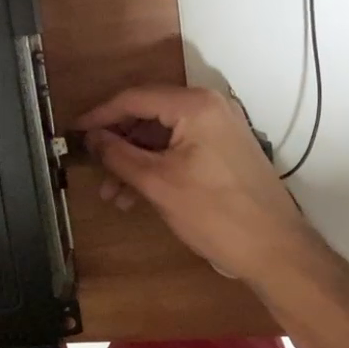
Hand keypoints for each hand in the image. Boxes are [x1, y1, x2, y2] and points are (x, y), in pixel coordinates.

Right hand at [76, 85, 326, 284]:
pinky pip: (179, 149)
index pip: (134, 98)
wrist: (275, 249)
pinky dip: (156, 167)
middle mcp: (209, 107)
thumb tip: (91, 138)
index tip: (74, 132)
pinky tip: (135, 195)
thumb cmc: (215, 213)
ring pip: (161, 137)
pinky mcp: (224, 151)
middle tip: (92, 167)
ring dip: (133, 161)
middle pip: (148, 115)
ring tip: (112, 194)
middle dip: (117, 144)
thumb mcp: (158, 183)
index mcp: (195, 106)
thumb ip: (119, 155)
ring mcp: (219, 129)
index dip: (100, 115)